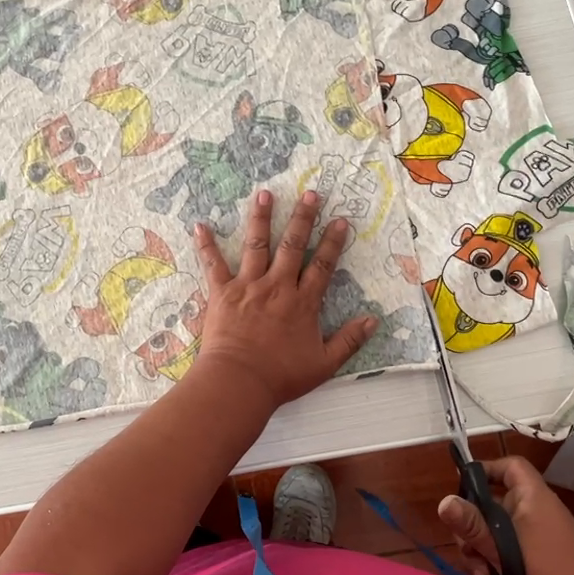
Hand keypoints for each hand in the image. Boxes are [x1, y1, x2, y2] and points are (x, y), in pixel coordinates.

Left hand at [188, 189, 377, 407]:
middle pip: (293, 246)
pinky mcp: (222, 292)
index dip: (333, 242)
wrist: (240, 381)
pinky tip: (200, 225)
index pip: (323, 266)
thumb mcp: (324, 363)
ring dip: (261, 218)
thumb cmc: (281, 376)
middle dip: (303, 218)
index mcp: (303, 303)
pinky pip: (213, 264)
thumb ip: (349, 340)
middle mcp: (277, 286)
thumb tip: (373, 320)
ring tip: (265, 194)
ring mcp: (248, 286)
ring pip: (257, 245)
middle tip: (310, 193)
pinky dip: (206, 245)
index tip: (340, 220)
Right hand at [437, 456, 573, 574]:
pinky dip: (494, 571)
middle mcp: (535, 515)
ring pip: (493, 536)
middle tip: (469, 552)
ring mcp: (536, 540)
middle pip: (491, 505)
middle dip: (473, 531)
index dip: (486, 470)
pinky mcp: (536, 563)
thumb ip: (472, 525)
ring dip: (480, 557)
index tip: (462, 490)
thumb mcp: (503, 550)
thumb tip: (443, 501)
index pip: (510, 467)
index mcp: (534, 500)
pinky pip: (505, 556)